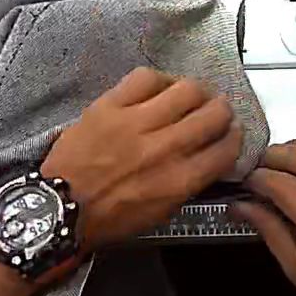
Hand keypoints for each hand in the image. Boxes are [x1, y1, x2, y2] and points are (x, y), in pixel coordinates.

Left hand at [41, 68, 243, 247]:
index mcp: (179, 180)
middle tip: (215, 111)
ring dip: (196, 92)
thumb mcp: (160, 212)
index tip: (230, 134)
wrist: (61, 207)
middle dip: (222, 111)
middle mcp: (165, 148)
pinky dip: (159, 79)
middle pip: (213, 114)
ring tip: (191, 95)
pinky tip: (160, 87)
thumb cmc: (109, 216)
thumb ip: (188, 183)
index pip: (226, 148)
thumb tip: (207, 158)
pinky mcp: (110, 105)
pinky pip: (145, 78)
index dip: (234, 138)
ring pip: (186, 89)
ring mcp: (136, 122)